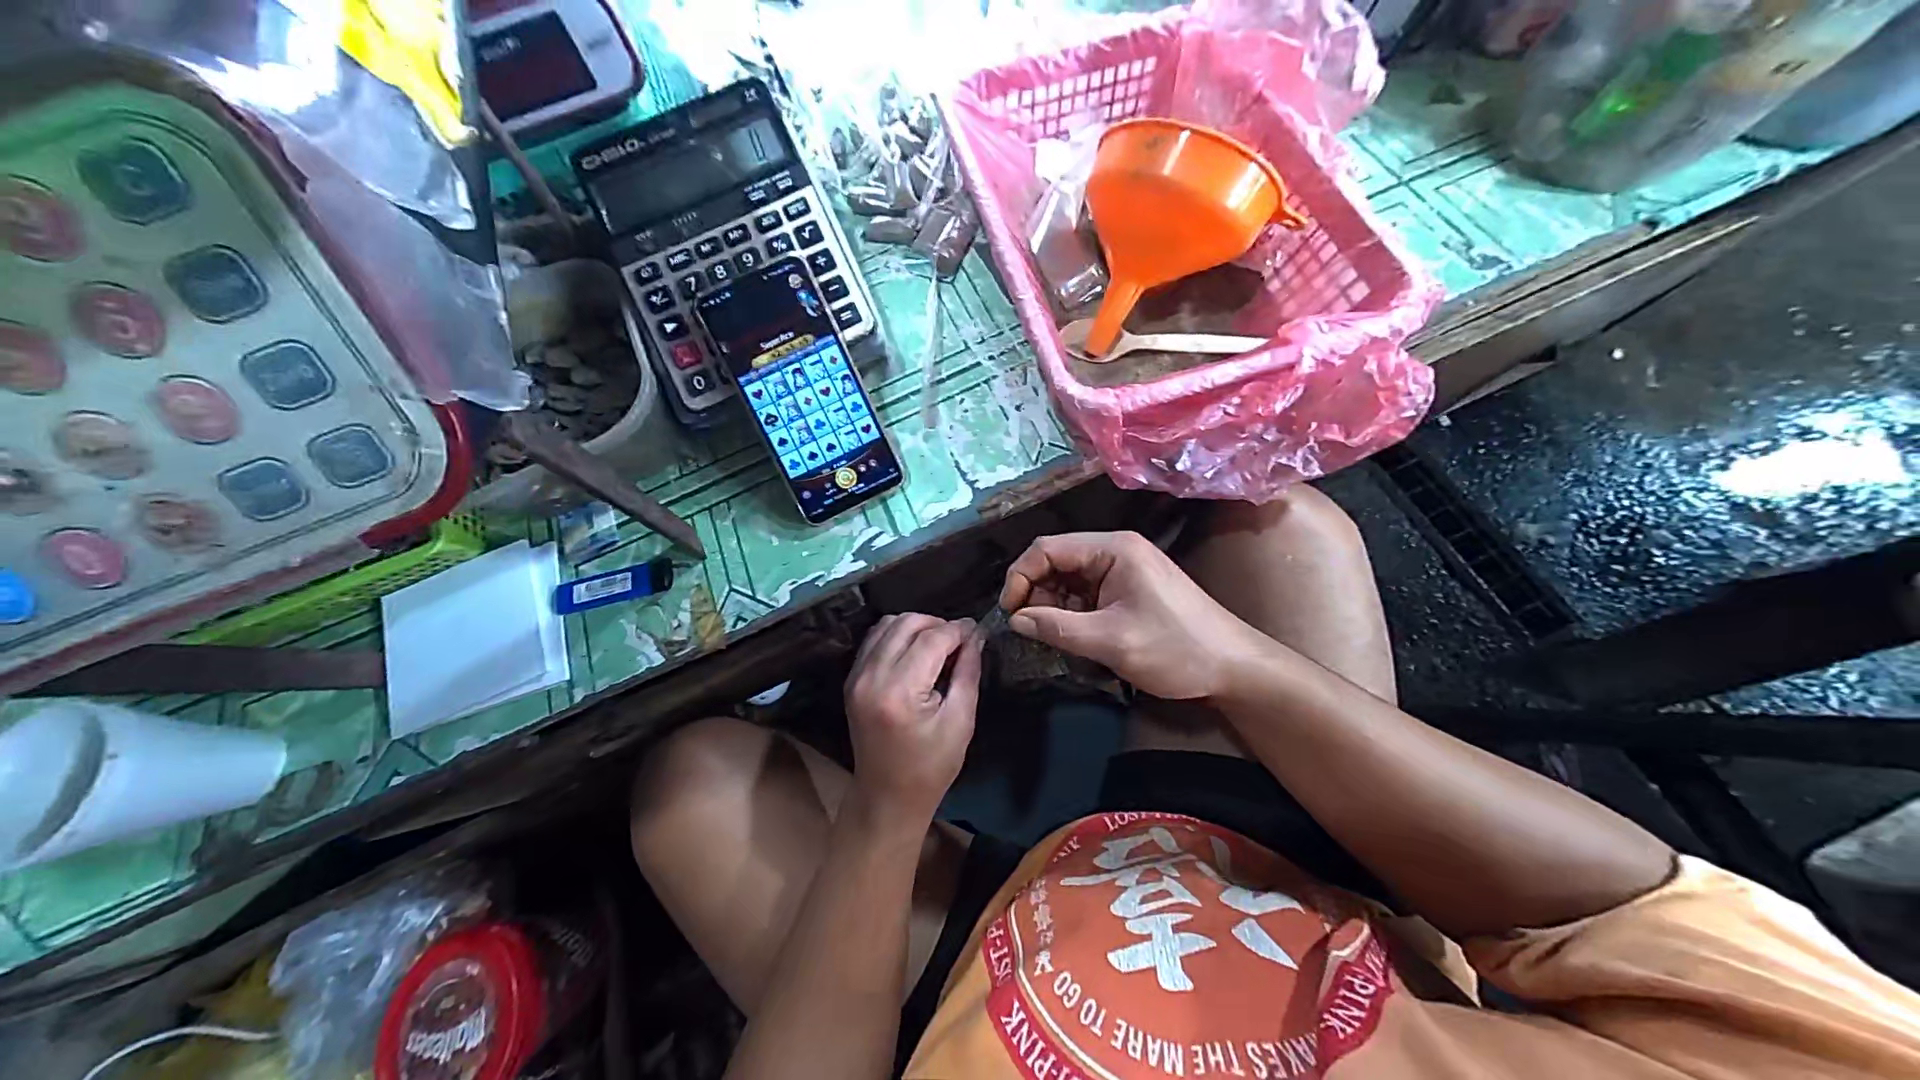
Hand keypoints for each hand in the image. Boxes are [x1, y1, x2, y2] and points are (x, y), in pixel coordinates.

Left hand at [843, 614, 982, 820]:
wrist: (887, 796)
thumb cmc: (930, 767)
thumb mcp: (960, 721)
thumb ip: (967, 672)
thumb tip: (975, 636)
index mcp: (899, 692)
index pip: (932, 639)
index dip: (958, 629)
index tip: (977, 631)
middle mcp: (871, 677)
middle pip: (907, 623)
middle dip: (938, 624)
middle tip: (960, 641)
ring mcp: (856, 676)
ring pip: (888, 624)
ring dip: (916, 626)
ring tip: (939, 645)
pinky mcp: (852, 679)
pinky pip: (874, 639)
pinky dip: (897, 636)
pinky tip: (915, 652)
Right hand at [998, 531, 1271, 700]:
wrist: (1232, 667)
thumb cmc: (1175, 648)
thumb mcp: (1111, 641)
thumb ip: (1057, 627)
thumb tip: (1015, 620)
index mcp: (1113, 549)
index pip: (1047, 548)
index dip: (1020, 576)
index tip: (1010, 612)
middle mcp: (1115, 550)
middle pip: (1056, 560)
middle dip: (1035, 591)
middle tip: (1028, 628)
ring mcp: (1123, 570)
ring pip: (1068, 578)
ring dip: (1051, 604)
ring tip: (1048, 635)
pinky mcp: (1127, 589)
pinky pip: (1085, 592)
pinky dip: (1070, 611)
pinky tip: (1069, 634)